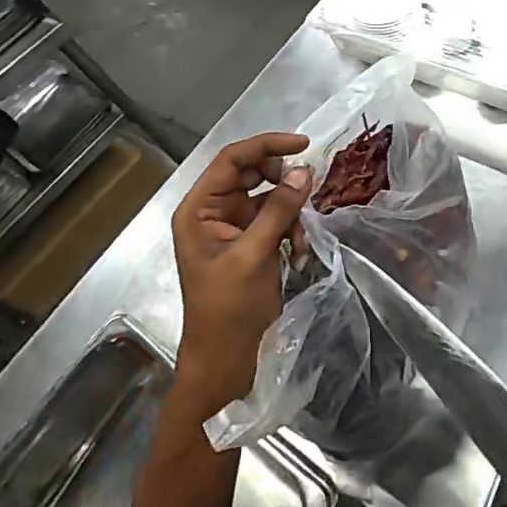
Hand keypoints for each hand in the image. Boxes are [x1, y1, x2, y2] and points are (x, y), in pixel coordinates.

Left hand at [171, 132, 311, 402]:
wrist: (225, 363)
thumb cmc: (228, 311)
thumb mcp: (253, 257)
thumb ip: (278, 211)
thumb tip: (304, 171)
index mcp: (199, 209)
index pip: (231, 161)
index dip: (265, 146)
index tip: (303, 143)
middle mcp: (213, 212)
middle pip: (251, 175)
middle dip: (282, 183)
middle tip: (308, 192)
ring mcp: (233, 228)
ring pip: (268, 198)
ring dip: (291, 214)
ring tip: (302, 240)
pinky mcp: (251, 244)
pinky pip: (276, 222)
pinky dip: (292, 231)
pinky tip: (299, 253)